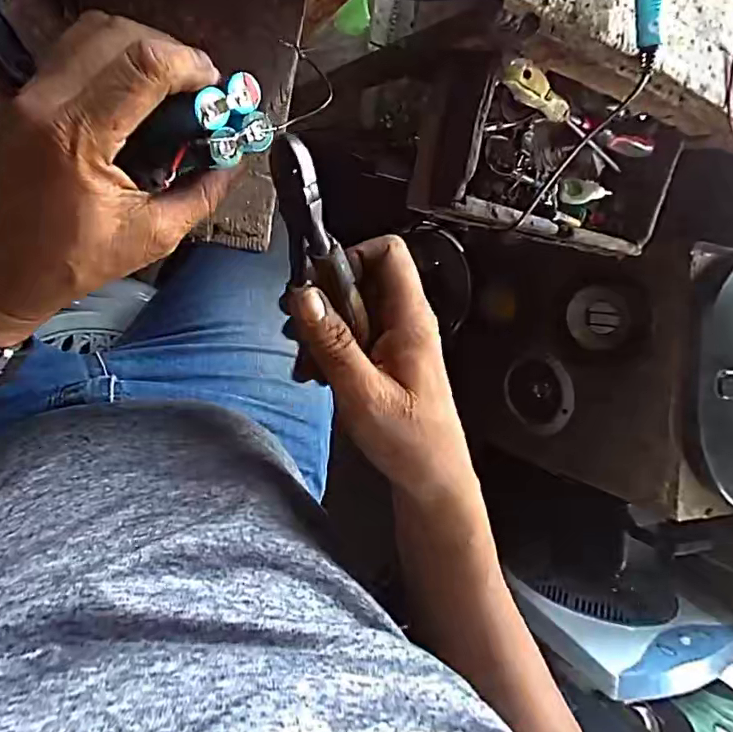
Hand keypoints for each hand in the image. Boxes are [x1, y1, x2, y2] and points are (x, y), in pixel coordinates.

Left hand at [0, 12, 238, 346]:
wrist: (6, 273)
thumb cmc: (75, 260)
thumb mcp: (155, 235)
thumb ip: (203, 192)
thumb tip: (235, 159)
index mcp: (78, 137)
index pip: (144, 64)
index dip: (191, 66)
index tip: (215, 89)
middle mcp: (47, 102)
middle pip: (120, 33)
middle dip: (172, 51)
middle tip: (198, 88)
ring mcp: (30, 94)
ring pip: (95, 29)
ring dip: (143, 46)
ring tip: (170, 84)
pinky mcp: (26, 97)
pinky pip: (77, 47)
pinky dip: (116, 53)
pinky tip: (137, 88)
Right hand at [288, 235, 475, 505]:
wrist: (430, 479)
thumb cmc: (412, 442)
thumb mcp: (363, 392)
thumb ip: (333, 341)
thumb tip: (306, 296)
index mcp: (411, 319)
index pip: (389, 252)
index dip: (351, 255)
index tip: (318, 282)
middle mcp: (404, 320)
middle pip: (360, 277)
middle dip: (324, 298)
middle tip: (302, 328)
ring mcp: (393, 337)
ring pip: (350, 306)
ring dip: (321, 327)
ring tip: (308, 360)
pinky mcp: (382, 355)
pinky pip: (350, 332)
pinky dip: (328, 347)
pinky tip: (318, 374)